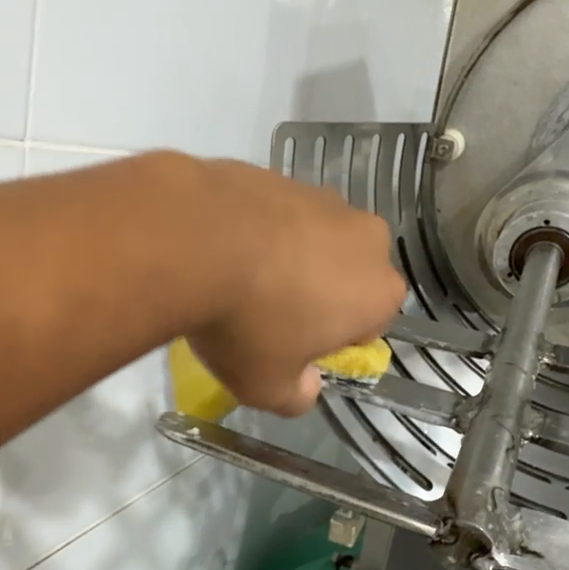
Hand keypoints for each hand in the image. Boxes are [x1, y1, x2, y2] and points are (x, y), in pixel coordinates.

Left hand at [182, 158, 405, 416]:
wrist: (190, 239)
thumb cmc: (244, 323)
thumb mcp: (265, 386)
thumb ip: (296, 397)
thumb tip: (306, 389)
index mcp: (377, 293)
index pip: (370, 324)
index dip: (331, 339)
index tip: (293, 347)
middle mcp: (364, 237)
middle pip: (345, 273)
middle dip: (316, 291)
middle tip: (265, 313)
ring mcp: (320, 197)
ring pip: (312, 237)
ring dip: (287, 256)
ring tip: (235, 277)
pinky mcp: (277, 172)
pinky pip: (274, 212)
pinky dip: (255, 227)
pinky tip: (217, 246)